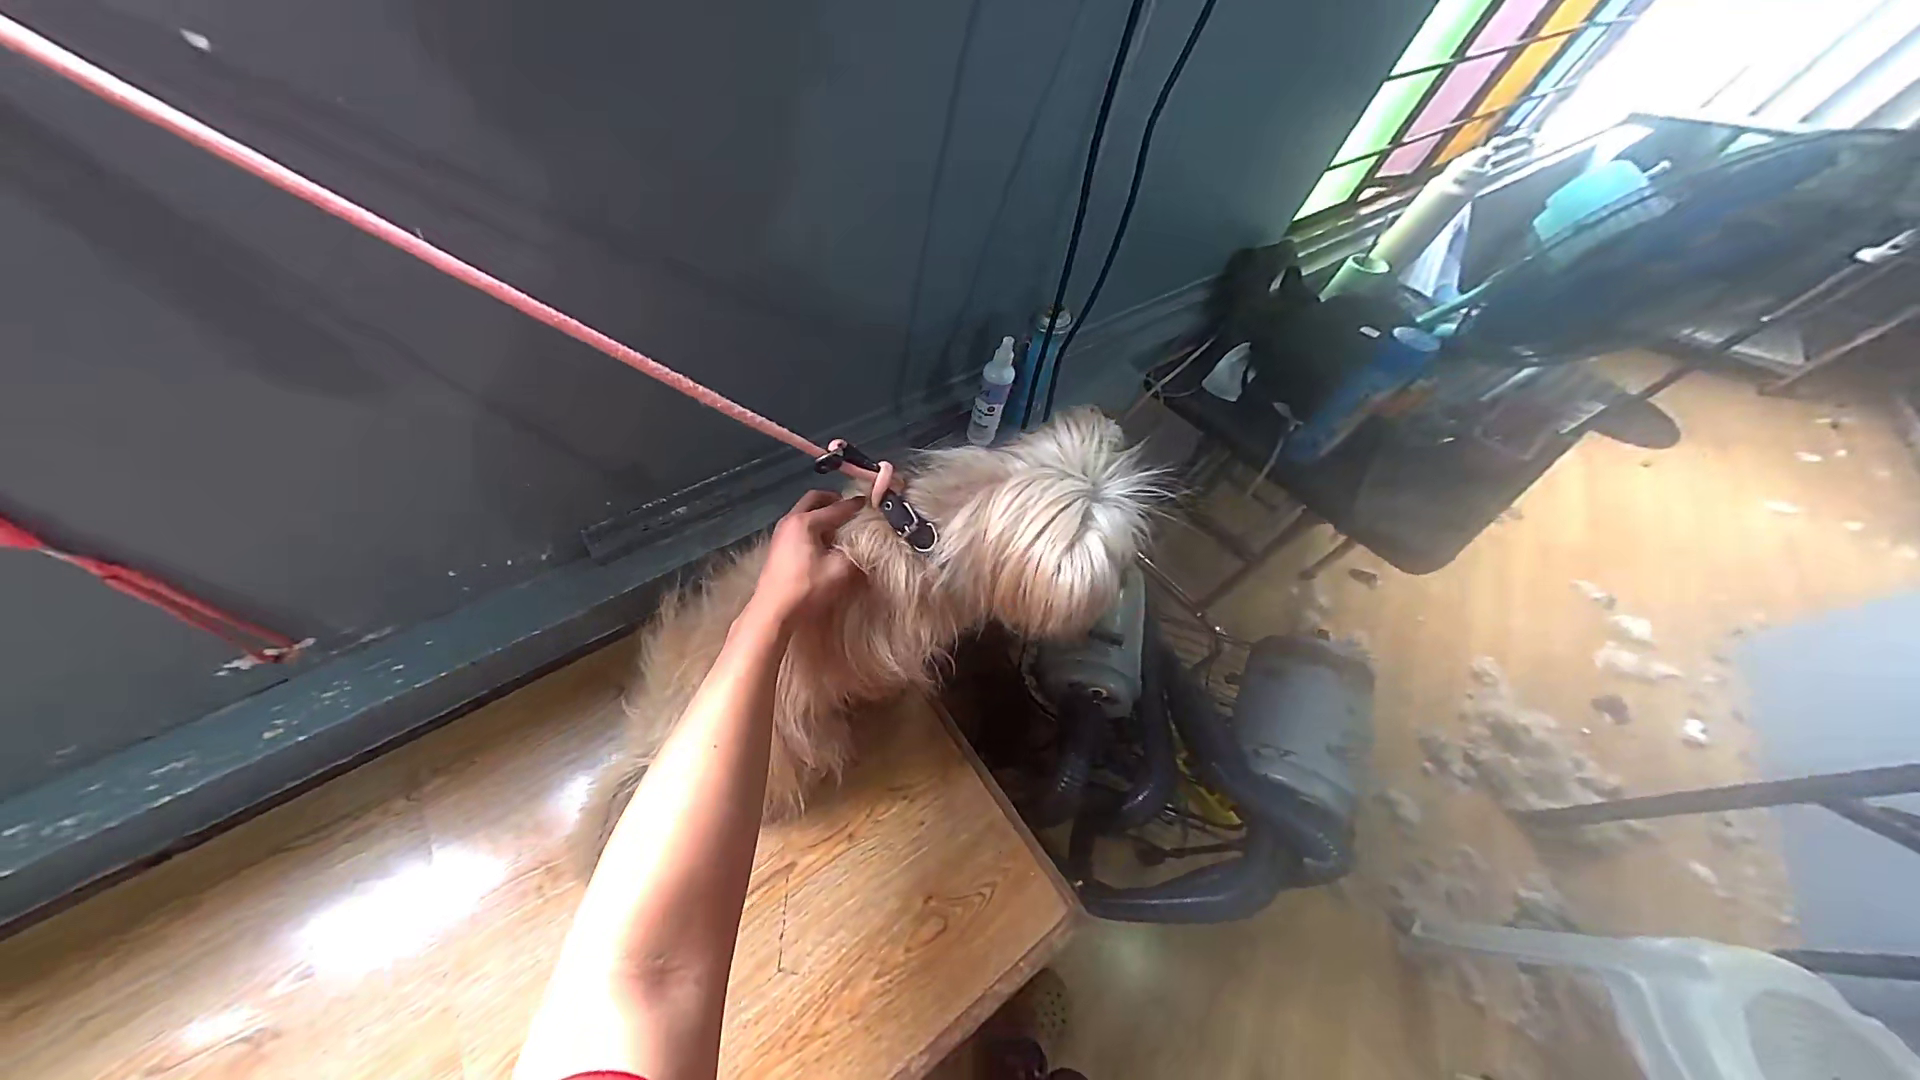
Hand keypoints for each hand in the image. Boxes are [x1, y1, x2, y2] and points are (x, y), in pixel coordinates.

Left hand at [745, 490, 865, 627]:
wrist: (773, 611)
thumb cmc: (806, 588)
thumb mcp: (840, 572)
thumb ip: (856, 554)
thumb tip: (865, 547)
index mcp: (805, 522)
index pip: (837, 508)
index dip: (855, 506)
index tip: (870, 504)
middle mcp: (790, 520)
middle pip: (814, 499)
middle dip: (834, 500)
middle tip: (850, 508)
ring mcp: (781, 532)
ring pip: (804, 511)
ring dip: (822, 512)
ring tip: (840, 524)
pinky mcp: (778, 546)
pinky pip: (799, 525)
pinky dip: (813, 524)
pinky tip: (823, 540)